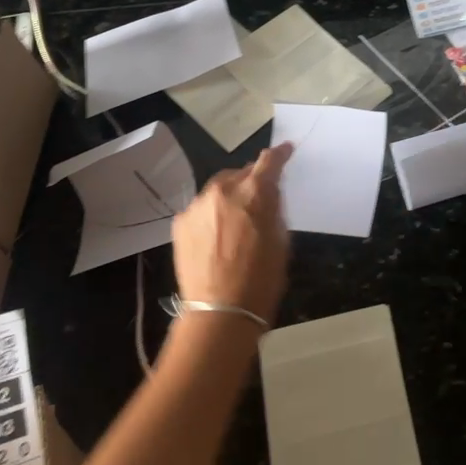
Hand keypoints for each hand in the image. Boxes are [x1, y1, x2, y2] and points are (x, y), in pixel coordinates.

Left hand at [170, 144, 291, 323]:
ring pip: (218, 190)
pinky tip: (216, 237)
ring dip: (229, 198)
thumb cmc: (260, 280)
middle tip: (259, 200)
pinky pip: (201, 209)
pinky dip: (211, 215)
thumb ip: (274, 209)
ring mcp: (197, 205)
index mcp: (254, 192)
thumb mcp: (281, 241)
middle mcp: (222, 190)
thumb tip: (269, 196)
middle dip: (252, 181)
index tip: (285, 151)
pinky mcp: (180, 223)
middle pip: (241, 173)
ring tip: (235, 222)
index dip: (280, 155)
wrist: (218, 313)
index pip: (269, 161)